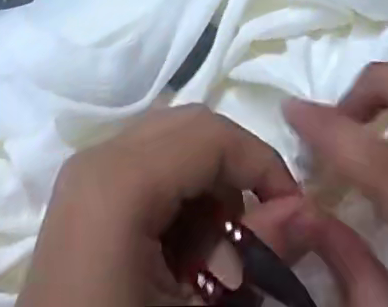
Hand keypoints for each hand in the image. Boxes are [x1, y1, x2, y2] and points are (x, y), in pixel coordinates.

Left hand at [18, 106, 387, 306]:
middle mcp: (97, 156)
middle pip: (189, 128)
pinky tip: (181, 255)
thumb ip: (257, 253)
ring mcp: (84, 171)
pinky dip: (177, 195)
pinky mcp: (81, 192)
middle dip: (234, 175)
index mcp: (120, 179)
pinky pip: (144, 164)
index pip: (211, 134)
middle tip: (257, 241)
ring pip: (169, 142)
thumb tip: (306, 209)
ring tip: (215, 260)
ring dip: (207, 187)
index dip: (263, 164)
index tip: (298, 217)